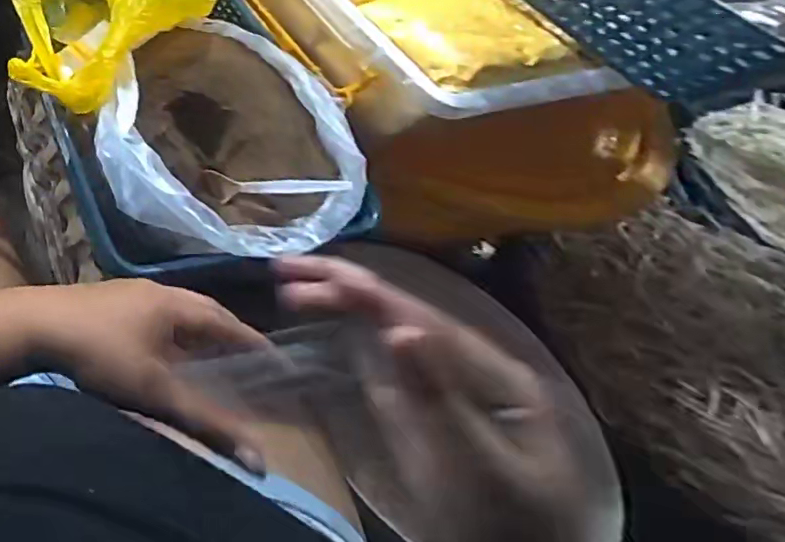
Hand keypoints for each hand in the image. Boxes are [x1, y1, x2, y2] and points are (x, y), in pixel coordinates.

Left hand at [20, 281, 271, 471]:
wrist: (37, 323)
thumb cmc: (101, 353)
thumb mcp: (155, 392)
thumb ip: (206, 422)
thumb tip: (259, 457)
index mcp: (173, 303)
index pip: (226, 320)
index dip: (252, 341)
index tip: (277, 359)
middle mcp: (156, 289)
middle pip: (203, 308)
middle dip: (228, 332)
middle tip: (250, 359)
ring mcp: (130, 290)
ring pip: (177, 309)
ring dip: (199, 329)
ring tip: (213, 355)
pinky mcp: (109, 299)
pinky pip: (157, 312)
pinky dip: (174, 329)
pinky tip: (165, 348)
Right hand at [275, 257, 587, 541]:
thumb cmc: (497, 525)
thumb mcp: (472, 466)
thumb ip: (435, 395)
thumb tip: (398, 329)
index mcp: (497, 374)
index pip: (421, 318)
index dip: (367, 291)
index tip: (318, 274)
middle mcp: (471, 360)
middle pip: (400, 310)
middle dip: (343, 285)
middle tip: (286, 269)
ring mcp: (445, 374)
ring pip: (385, 321)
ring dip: (338, 296)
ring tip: (290, 281)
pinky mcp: (422, 391)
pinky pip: (380, 344)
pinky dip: (346, 318)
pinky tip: (321, 302)